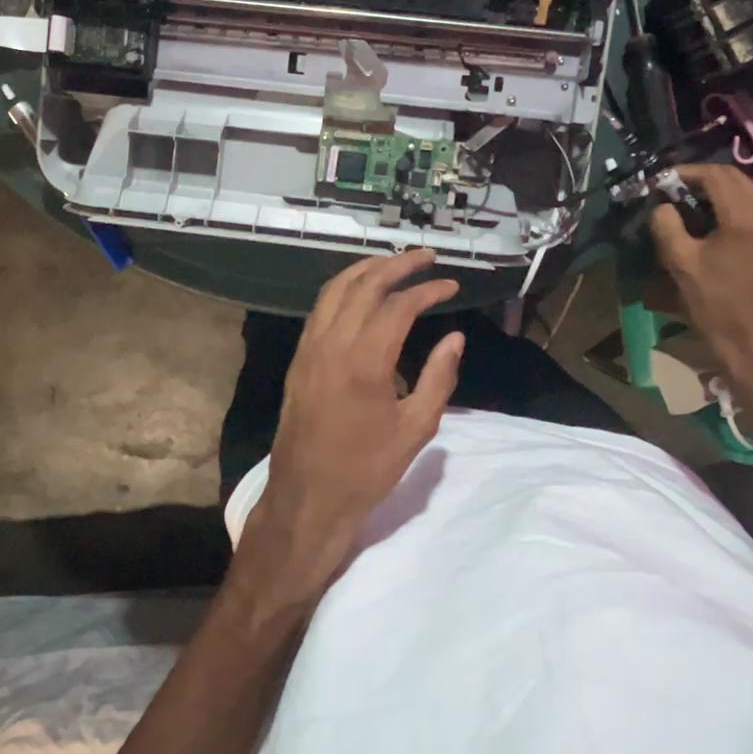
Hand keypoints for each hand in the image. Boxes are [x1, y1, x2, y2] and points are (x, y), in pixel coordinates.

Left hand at [248, 249, 464, 585]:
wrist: (307, 496)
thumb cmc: (366, 469)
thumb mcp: (416, 429)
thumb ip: (439, 378)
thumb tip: (454, 338)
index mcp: (364, 361)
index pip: (398, 306)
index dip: (428, 290)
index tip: (452, 285)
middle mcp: (331, 344)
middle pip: (364, 285)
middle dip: (397, 265)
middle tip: (427, 257)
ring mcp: (309, 349)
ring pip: (335, 291)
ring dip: (365, 270)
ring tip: (394, 263)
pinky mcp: (299, 359)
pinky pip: (320, 310)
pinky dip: (343, 290)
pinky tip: (360, 293)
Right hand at [649, 164, 752, 380]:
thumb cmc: (716, 304)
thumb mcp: (681, 263)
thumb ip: (667, 226)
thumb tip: (661, 205)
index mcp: (747, 216)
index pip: (716, 175)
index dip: (686, 172)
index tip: (661, 180)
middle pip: (735, 178)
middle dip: (701, 179)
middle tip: (671, 190)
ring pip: (748, 190)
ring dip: (718, 191)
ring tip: (689, 204)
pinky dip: (734, 204)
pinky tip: (713, 219)